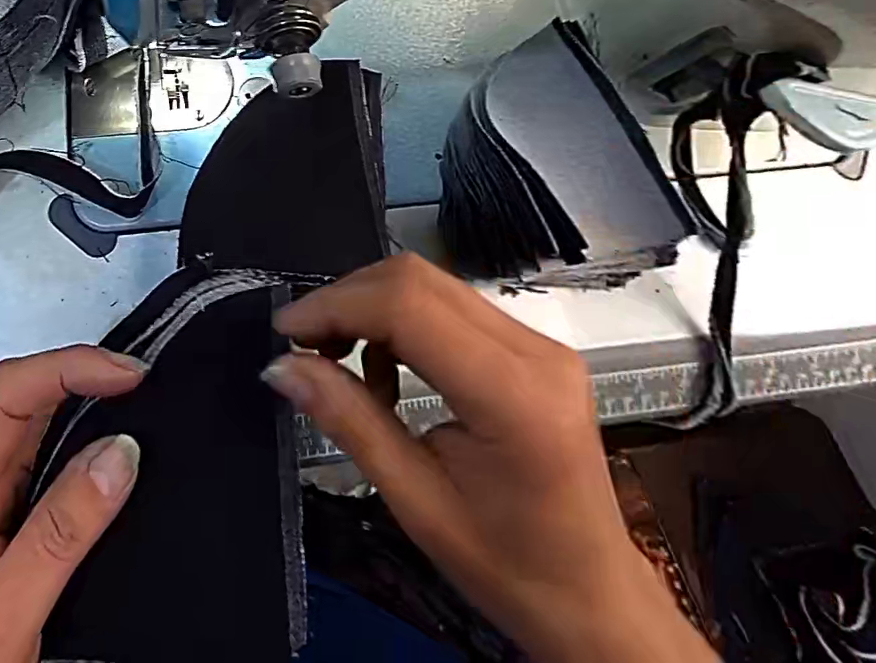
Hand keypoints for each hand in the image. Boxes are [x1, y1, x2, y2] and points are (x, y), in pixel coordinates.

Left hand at [0, 346, 146, 661]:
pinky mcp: (5, 520)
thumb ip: (57, 539)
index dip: (68, 367)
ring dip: (90, 399)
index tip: (130, 374)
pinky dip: (90, 437)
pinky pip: (50, 458)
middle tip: (148, 379)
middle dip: (84, 372)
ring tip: (144, 400)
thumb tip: (121, 450)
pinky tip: (119, 443)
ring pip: (38, 422)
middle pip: (21, 396)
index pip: (5, 396)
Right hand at [261, 253, 715, 662]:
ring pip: (434, 284)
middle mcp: (534, 349)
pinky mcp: (535, 347)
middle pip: (419, 279)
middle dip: (349, 299)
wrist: (593, 595)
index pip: (408, 306)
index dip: (337, 305)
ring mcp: (540, 342)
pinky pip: (453, 307)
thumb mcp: (414, 500)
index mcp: (511, 394)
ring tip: (338, 357)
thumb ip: (349, 420)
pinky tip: (386, 369)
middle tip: (304, 341)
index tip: (285, 329)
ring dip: (373, 307)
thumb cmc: (507, 566)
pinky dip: (403, 321)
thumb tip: (282, 366)